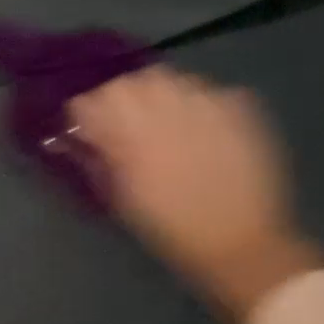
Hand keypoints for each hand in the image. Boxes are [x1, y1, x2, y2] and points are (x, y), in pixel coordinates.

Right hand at [70, 66, 323, 320]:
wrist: (243, 246)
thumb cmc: (172, 229)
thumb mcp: (121, 197)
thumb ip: (99, 157)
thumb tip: (80, 135)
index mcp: (130, 133)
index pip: (92, 100)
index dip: (86, 111)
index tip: (87, 127)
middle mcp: (166, 110)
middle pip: (130, 80)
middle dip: (121, 95)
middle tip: (124, 120)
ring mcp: (207, 106)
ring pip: (170, 78)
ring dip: (160, 93)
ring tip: (165, 118)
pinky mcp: (241, 111)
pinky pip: (211, 90)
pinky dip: (199, 101)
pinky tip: (201, 125)